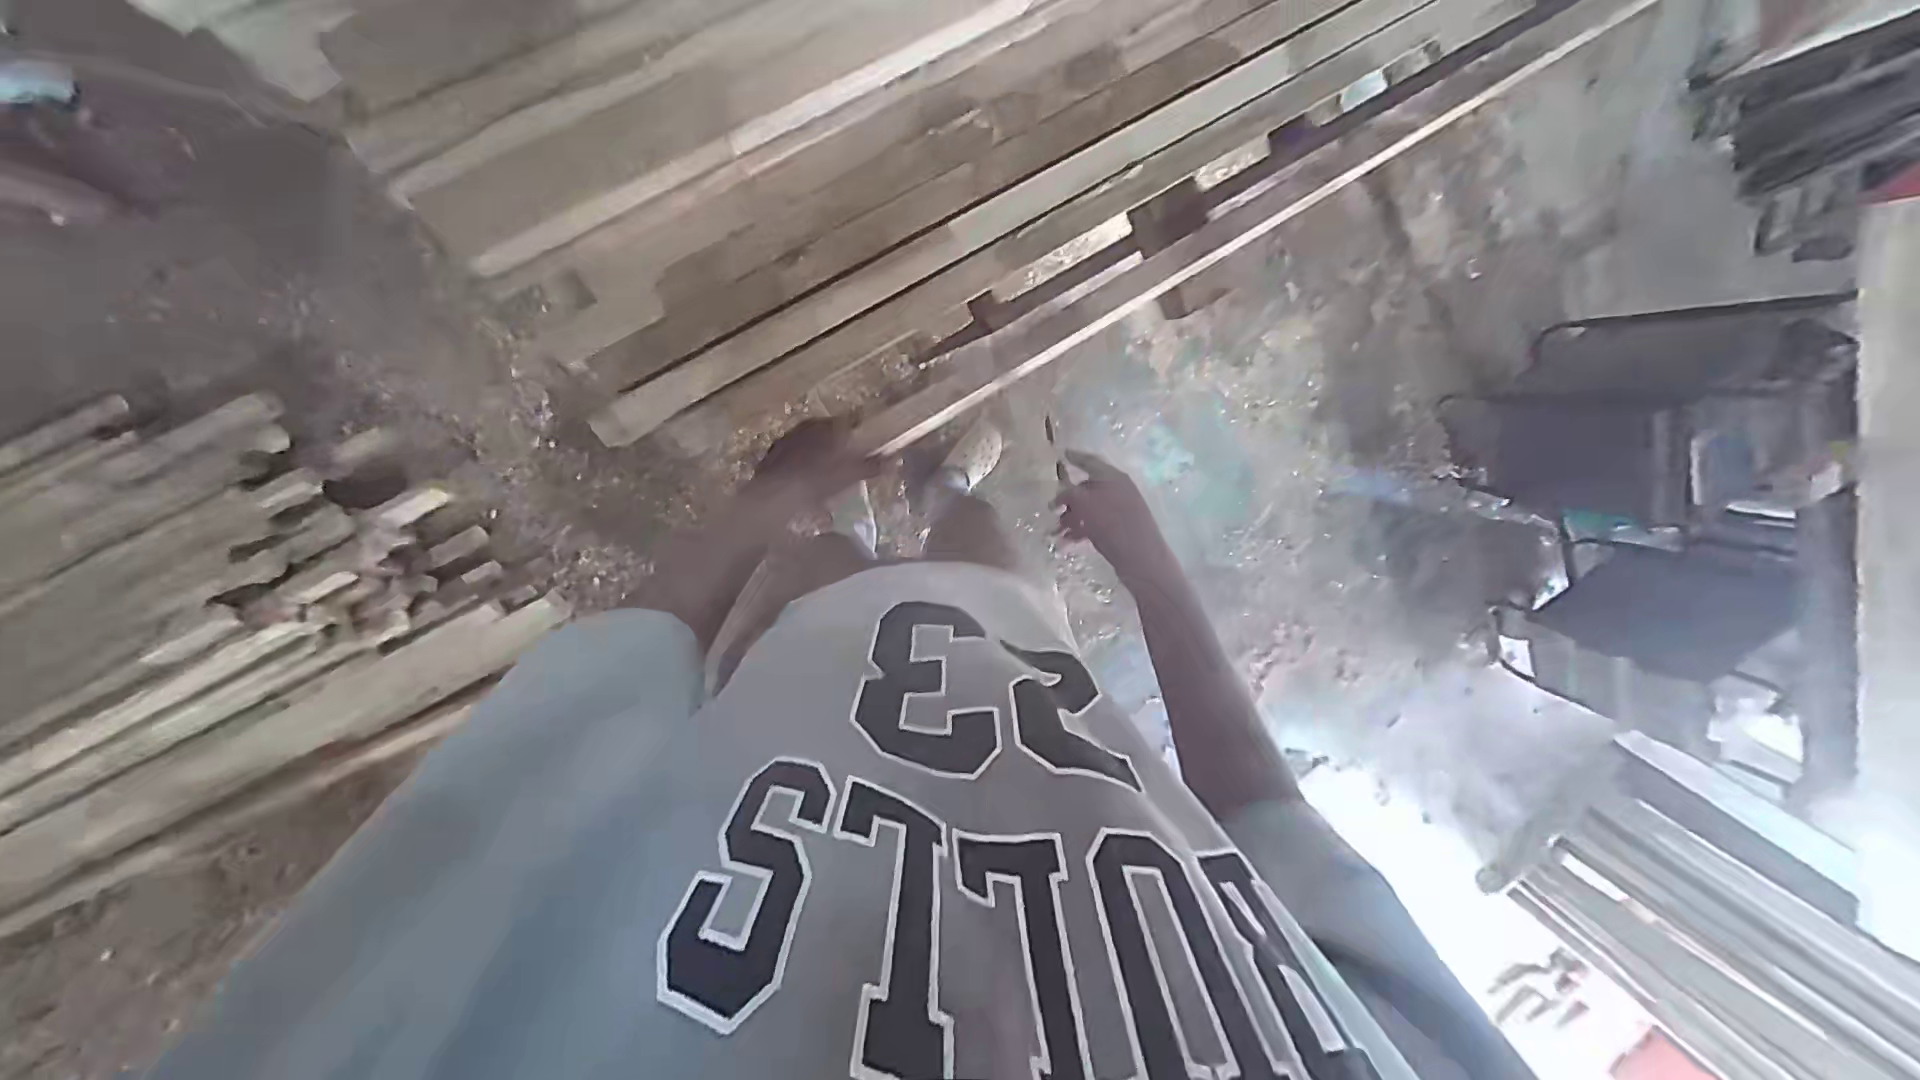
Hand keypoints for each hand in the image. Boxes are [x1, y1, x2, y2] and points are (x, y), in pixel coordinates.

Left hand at [742, 418, 880, 523]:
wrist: (777, 493)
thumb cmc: (820, 481)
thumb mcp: (852, 475)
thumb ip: (874, 466)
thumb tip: (896, 459)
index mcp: (831, 426)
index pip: (853, 418)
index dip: (862, 428)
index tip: (868, 439)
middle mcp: (810, 425)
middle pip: (831, 430)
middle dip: (841, 442)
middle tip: (849, 459)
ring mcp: (790, 437)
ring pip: (812, 441)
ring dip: (821, 453)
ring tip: (828, 473)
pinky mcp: (774, 452)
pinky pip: (796, 454)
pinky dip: (804, 463)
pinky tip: (807, 481)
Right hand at [1053, 450, 1171, 577]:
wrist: (1141, 557)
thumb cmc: (1112, 523)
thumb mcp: (1084, 504)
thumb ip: (1068, 494)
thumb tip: (1059, 496)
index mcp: (1112, 477)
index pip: (1090, 462)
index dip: (1075, 457)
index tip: (1063, 453)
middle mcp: (1117, 490)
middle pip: (1086, 488)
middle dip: (1067, 500)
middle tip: (1052, 511)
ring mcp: (1119, 509)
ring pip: (1088, 509)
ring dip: (1070, 519)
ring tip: (1055, 533)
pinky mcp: (1119, 528)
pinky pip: (1094, 523)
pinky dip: (1080, 529)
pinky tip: (1067, 542)